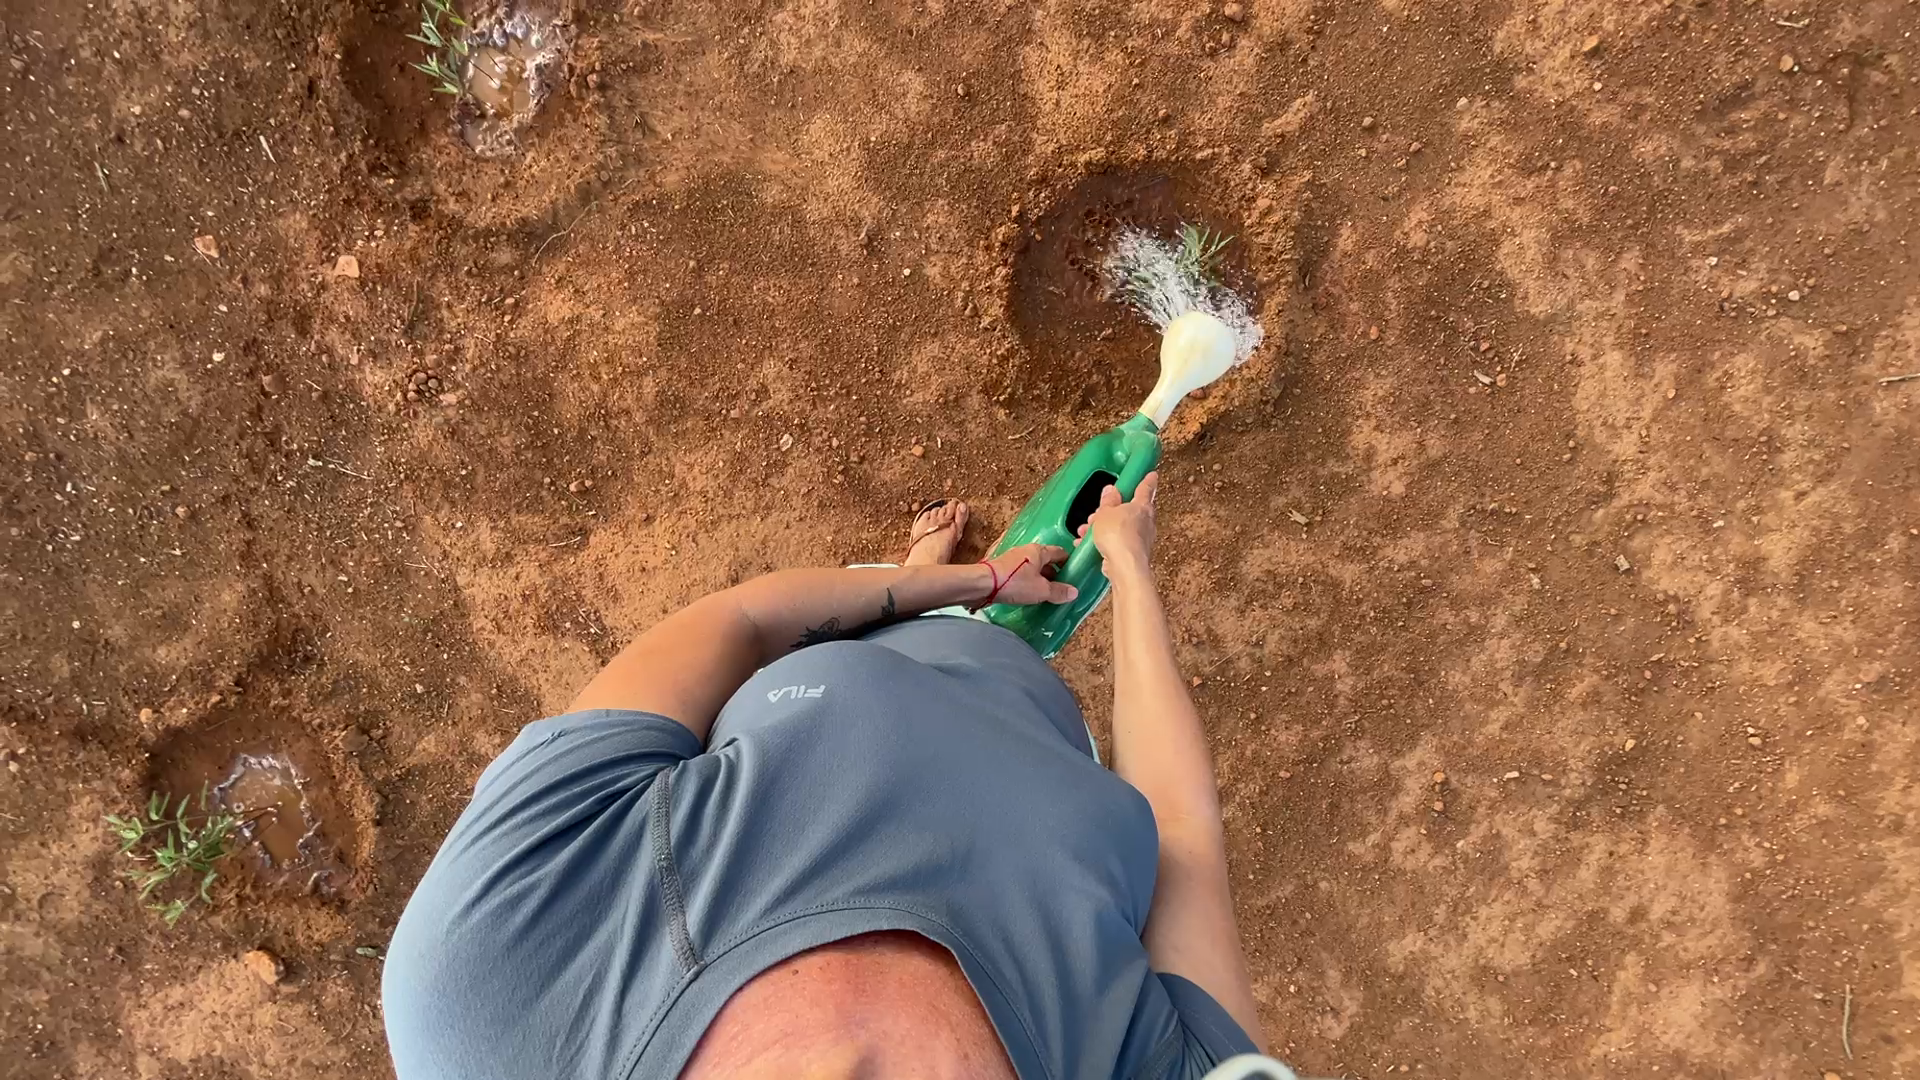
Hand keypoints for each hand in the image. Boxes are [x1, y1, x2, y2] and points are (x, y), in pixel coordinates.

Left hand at [981, 543, 1077, 605]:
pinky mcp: (1002, 568)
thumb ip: (1058, 591)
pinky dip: (1028, 581)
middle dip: (1054, 573)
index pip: (1060, 553)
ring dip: (1040, 578)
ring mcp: (1013, 558)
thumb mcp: (1041, 590)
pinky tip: (1028, 592)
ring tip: (1046, 592)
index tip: (1073, 574)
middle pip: (1045, 560)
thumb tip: (1074, 592)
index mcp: (1039, 551)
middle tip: (1060, 587)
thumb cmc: (1015, 583)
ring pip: (1032, 567)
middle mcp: (1026, 551)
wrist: (983, 584)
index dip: (1068, 563)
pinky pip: (1021, 573)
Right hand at [1080, 471, 1157, 578]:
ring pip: (1121, 527)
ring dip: (1104, 527)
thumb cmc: (1119, 536)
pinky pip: (1117, 542)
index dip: (1147, 480)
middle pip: (1130, 510)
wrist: (1124, 566)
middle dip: (1112, 510)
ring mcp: (1141, 539)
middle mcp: (1146, 522)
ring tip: (1087, 531)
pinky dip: (1105, 542)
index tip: (1152, 475)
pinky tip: (1091, 545)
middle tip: (1099, 510)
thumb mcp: (1105, 512)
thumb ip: (1108, 501)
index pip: (1146, 488)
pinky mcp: (1133, 553)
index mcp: (1142, 506)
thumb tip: (1111, 491)